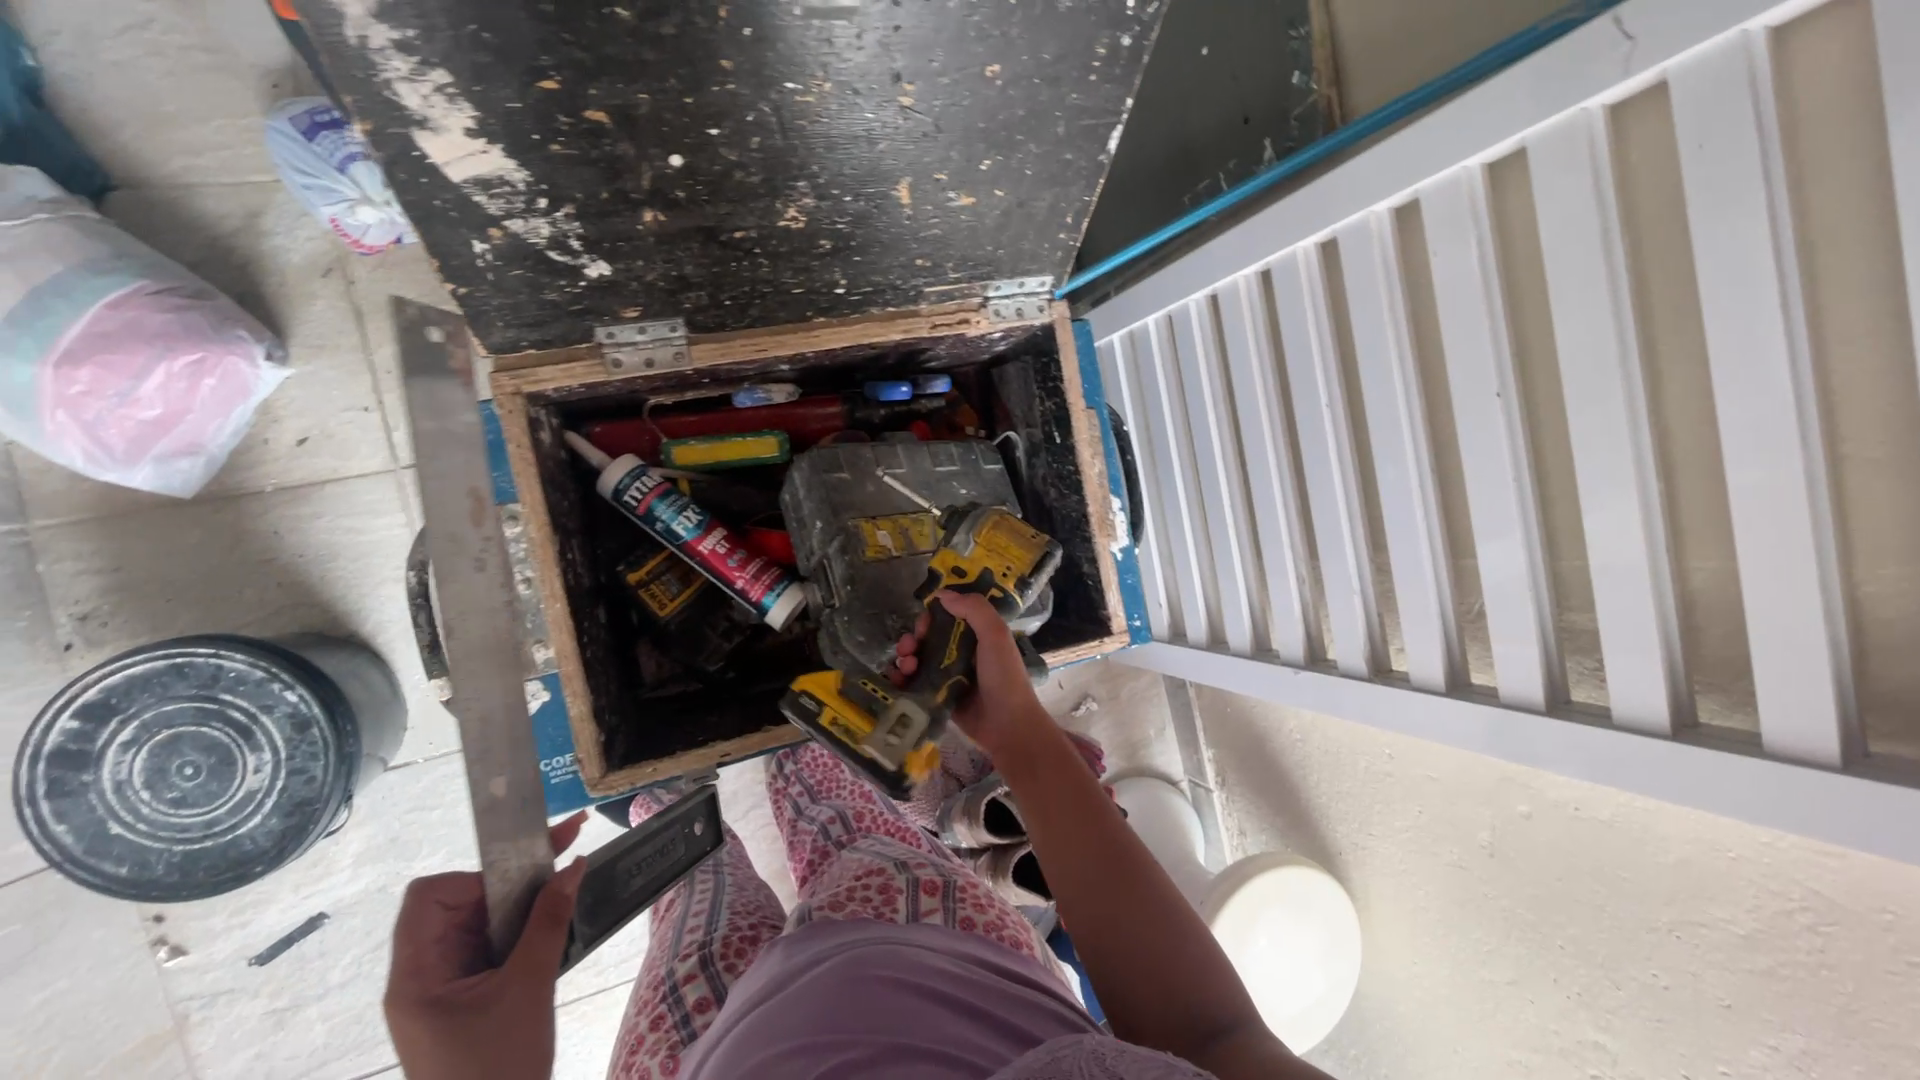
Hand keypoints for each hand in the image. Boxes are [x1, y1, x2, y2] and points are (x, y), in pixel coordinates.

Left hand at [384, 812, 590, 1079]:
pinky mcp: (461, 1006)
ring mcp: (439, 993)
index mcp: (416, 975)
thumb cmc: (500, 1068)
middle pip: (453, 907)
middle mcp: (419, 978)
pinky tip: (549, 932)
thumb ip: (549, 921)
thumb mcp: (529, 989)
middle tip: (560, 865)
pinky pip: (484, 952)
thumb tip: (573, 864)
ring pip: (473, 927)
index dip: (475, 879)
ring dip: (516, 910)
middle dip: (506, 885)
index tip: (524, 883)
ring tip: (561, 898)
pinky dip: (516, 935)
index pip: (428, 897)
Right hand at [892, 589, 1052, 759]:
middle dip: (912, 639)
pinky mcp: (938, 697)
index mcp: (975, 635)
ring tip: (906, 667)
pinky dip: (902, 679)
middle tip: (909, 648)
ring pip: (917, 660)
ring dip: (905, 658)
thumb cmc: (1004, 676)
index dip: (930, 618)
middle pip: (926, 639)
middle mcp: (960, 653)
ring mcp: (947, 676)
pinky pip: (914, 683)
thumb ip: (974, 609)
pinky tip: (898, 681)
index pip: (945, 618)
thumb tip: (942, 594)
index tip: (923, 626)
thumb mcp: (995, 635)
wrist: (1007, 725)